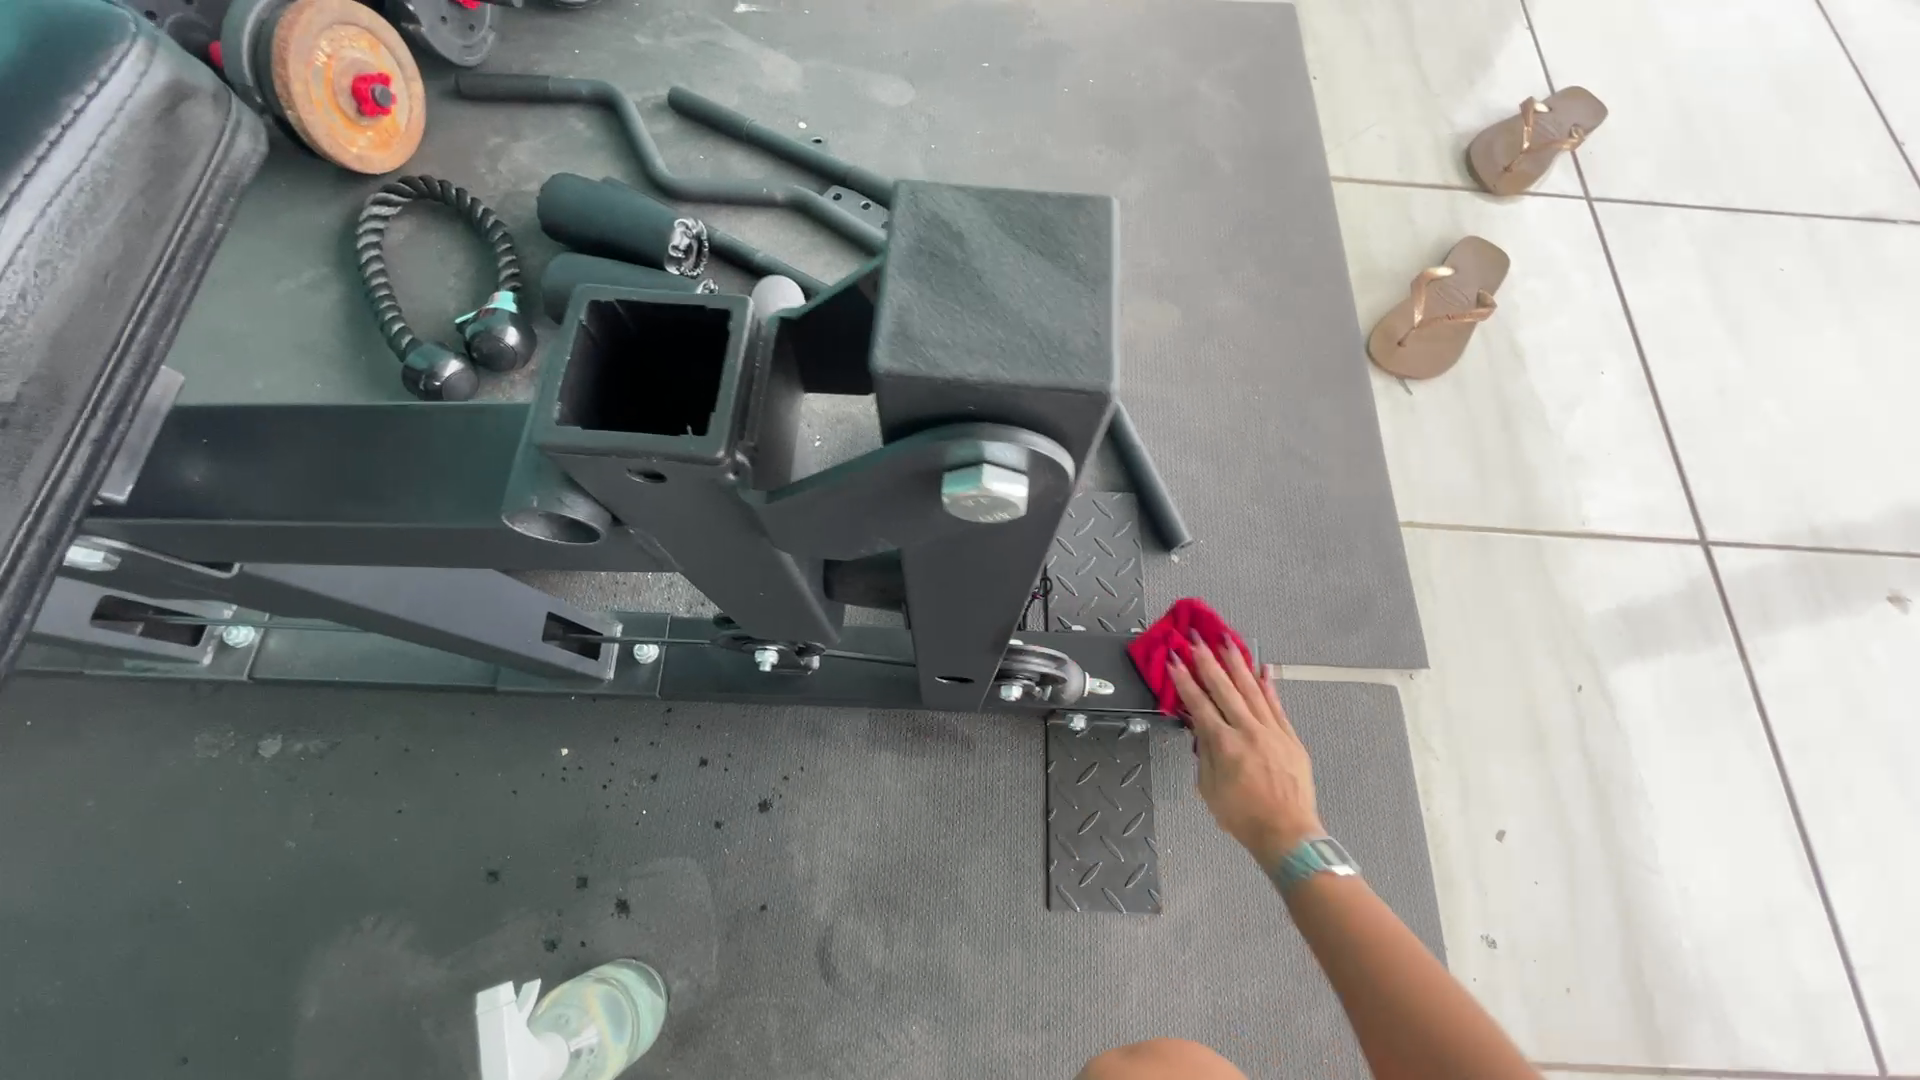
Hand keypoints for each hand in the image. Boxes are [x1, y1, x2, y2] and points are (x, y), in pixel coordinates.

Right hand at [1168, 638, 1322, 871]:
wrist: (1287, 833)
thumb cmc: (1242, 817)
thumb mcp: (1209, 788)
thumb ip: (1204, 754)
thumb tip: (1200, 729)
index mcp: (1224, 745)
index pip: (1199, 704)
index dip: (1184, 681)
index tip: (1174, 660)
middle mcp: (1248, 732)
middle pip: (1225, 689)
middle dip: (1208, 662)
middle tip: (1196, 639)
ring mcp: (1272, 732)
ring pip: (1252, 690)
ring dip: (1237, 663)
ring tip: (1227, 641)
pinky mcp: (1290, 738)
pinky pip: (1277, 706)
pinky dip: (1269, 686)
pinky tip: (1262, 668)